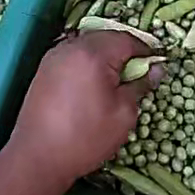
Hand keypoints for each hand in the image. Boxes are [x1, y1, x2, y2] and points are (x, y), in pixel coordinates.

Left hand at [8, 31, 160, 187]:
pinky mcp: (44, 69)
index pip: (127, 39)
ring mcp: (54, 56)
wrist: (37, 156)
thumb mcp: (123, 114)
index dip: (146, 50)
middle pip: (106, 38)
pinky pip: (73, 55)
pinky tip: (93, 84)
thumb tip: (156, 69)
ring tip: (116, 80)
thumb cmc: (86, 136)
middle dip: (125, 51)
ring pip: (88, 45)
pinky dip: (87, 63)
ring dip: (105, 56)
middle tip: (138, 73)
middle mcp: (72, 47)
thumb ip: (140, 85)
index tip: (157, 65)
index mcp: (93, 54)